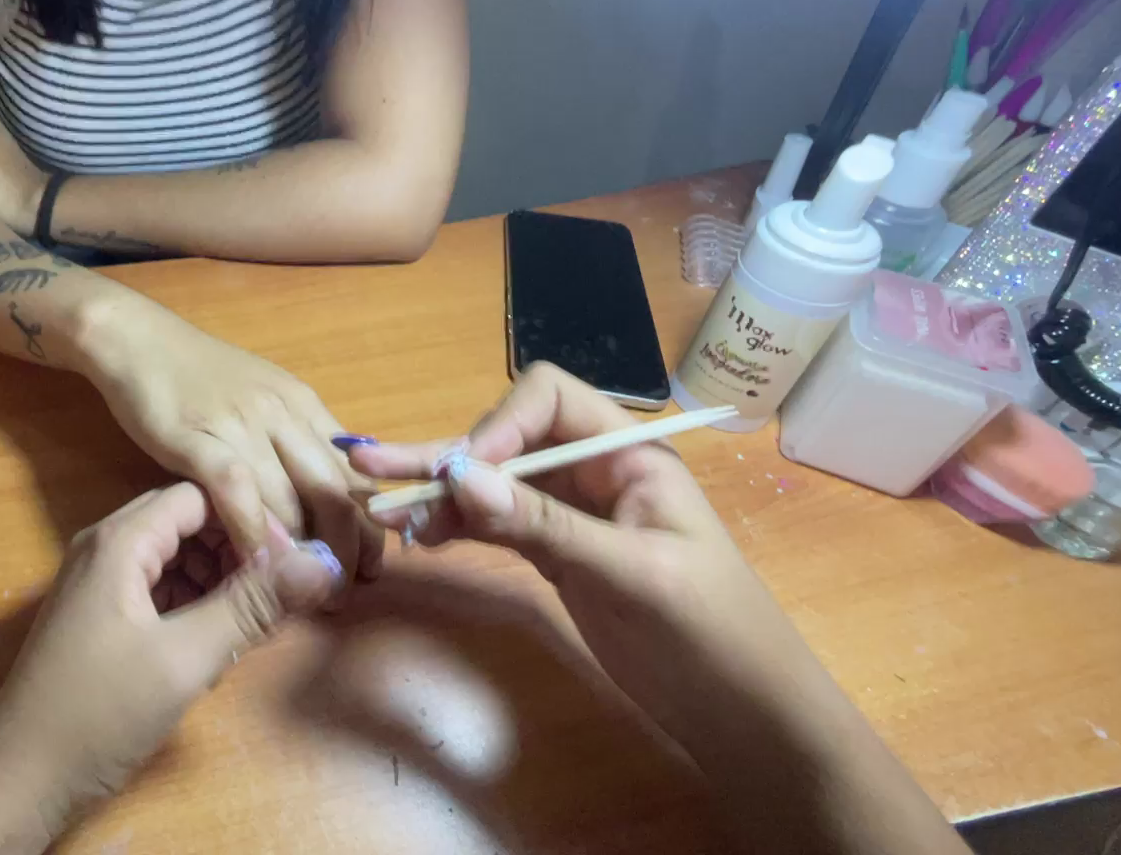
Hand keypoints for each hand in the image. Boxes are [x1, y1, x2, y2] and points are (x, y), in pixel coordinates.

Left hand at [0, 484, 336, 853]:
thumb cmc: (98, 712)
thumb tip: (321, 563)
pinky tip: (213, 636)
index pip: (200, 494)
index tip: (292, 557)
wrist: (16, 781)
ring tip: (251, 618)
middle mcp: (106, 546)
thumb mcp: (184, 658)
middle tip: (277, 591)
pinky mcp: (99, 612)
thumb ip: (251, 605)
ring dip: (216, 579)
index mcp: (120, 539)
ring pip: (174, 555)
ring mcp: (99, 580)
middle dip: (235, 550)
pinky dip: (190, 601)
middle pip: (187, 522)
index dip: (249, 518)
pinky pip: (156, 585)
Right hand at [81, 301, 382, 593]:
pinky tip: (253, 566)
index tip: (369, 564)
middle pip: (334, 491)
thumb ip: (292, 441)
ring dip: (300, 555)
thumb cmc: (199, 374)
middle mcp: (283, 414)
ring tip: (303, 596)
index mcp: (304, 406)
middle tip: (342, 591)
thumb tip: (323, 495)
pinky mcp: (198, 437)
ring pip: (290, 499)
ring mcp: (242, 425)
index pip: (355, 472)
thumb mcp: (261, 400)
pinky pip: (236, 491)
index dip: (369, 524)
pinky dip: (251, 533)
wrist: (140, 340)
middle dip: (346, 549)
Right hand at [345, 363, 844, 750]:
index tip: (463, 474)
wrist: (746, 720)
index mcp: (626, 453)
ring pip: (488, 482)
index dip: (498, 425)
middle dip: (444, 457)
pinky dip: (454, 524)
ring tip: (384, 508)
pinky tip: (420, 535)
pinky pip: (491, 521)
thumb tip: (459, 476)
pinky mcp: (550, 548)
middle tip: (374, 468)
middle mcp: (590, 469)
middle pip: (504, 440)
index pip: (546, 399)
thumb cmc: (714, 638)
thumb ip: (545, 522)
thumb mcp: (633, 575)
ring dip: (437, 492)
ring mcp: (566, 509)